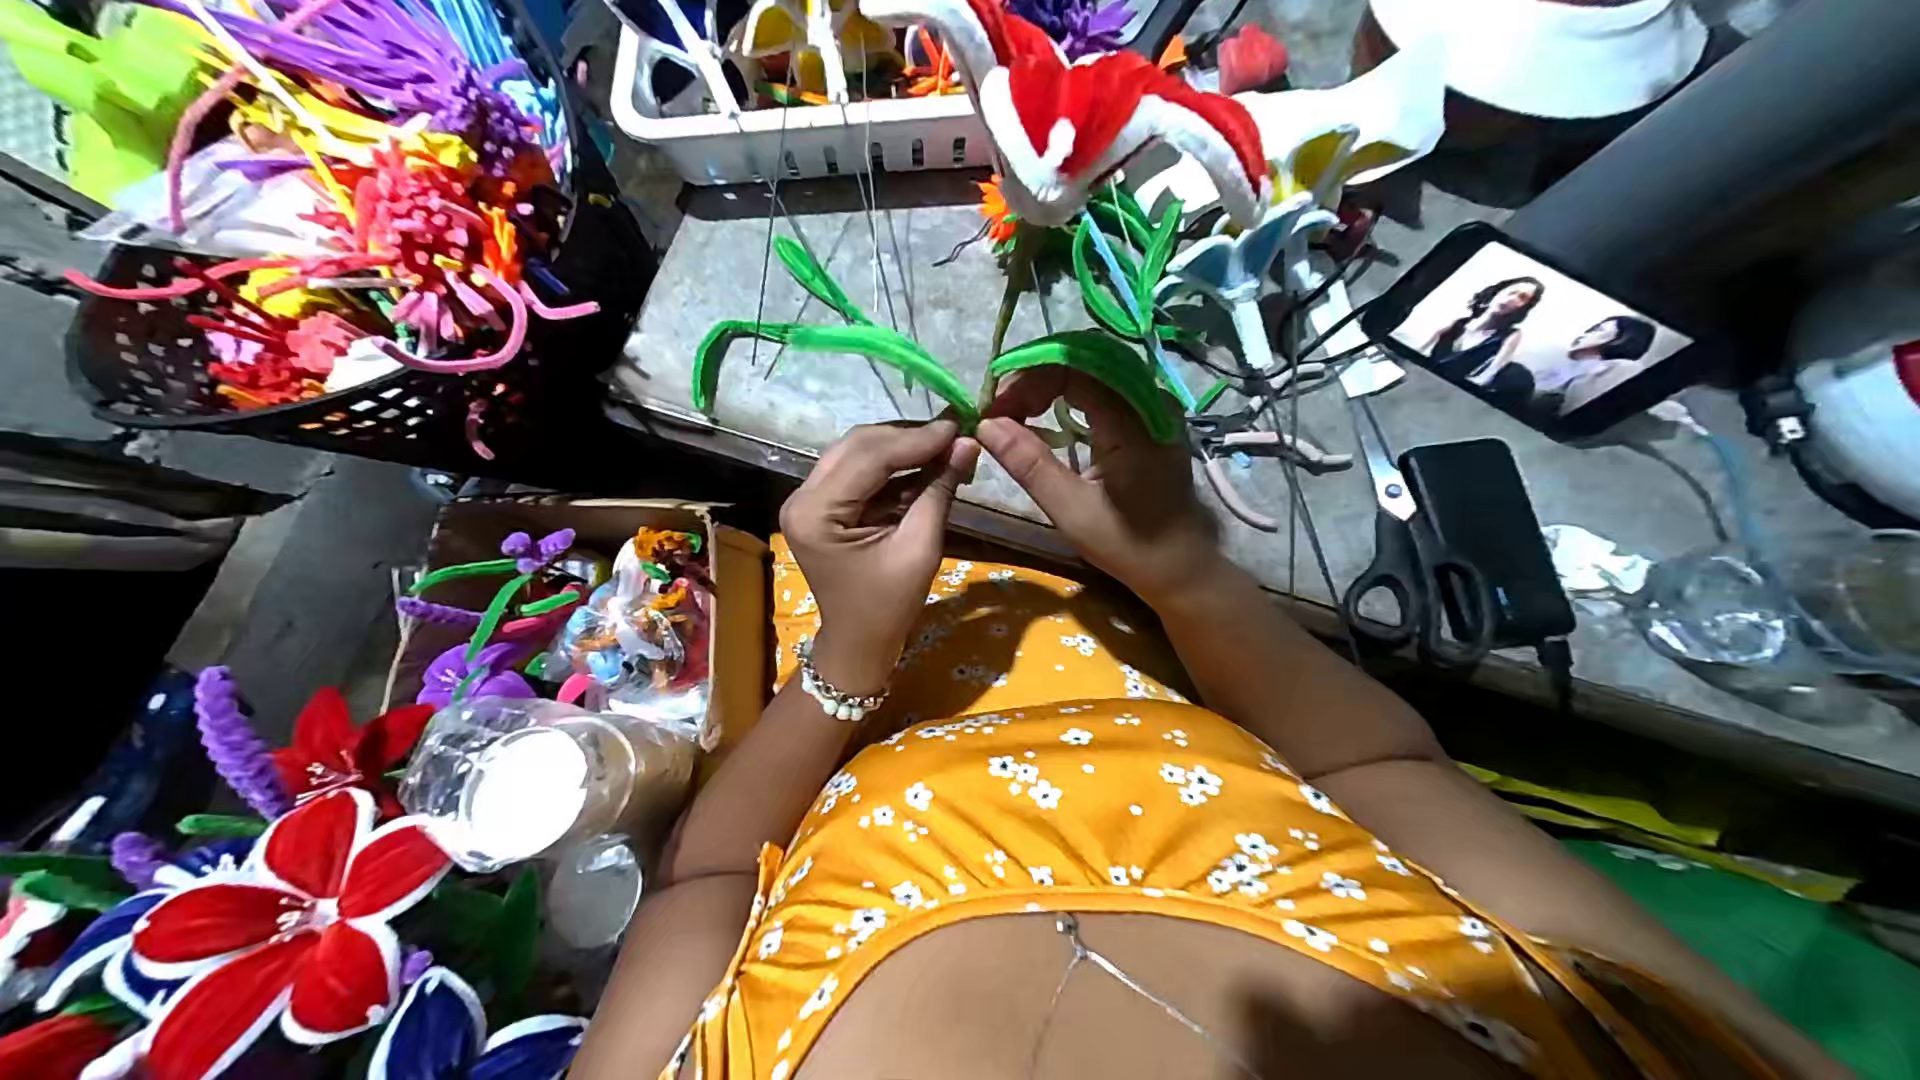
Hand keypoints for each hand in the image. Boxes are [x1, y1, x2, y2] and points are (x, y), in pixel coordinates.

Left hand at [780, 420, 978, 693]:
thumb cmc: (889, 605)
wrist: (860, 641)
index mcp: (816, 513)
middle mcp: (803, 497)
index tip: (958, 427)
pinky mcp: (824, 504)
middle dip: (909, 437)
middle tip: (954, 433)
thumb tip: (967, 444)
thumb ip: (939, 491)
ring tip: (946, 445)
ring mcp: (810, 499)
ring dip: (902, 447)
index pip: (868, 458)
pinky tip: (926, 463)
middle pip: (858, 446)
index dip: (916, 439)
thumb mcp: (919, 548)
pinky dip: (894, 466)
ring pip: (858, 452)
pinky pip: (860, 471)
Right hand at [977, 370, 1220, 607]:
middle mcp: (1150, 401)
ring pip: (1093, 373)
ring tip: (1015, 409)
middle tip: (999, 408)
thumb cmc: (1126, 544)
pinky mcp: (1148, 420)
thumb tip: (986, 423)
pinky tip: (1044, 414)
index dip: (1027, 381)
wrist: (1179, 567)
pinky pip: (1104, 390)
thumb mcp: (1069, 509)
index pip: (1073, 370)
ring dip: (1049, 384)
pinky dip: (1069, 396)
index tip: (993, 408)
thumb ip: (1028, 463)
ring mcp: (1153, 408)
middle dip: (1034, 379)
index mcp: (1134, 421)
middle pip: (1083, 363)